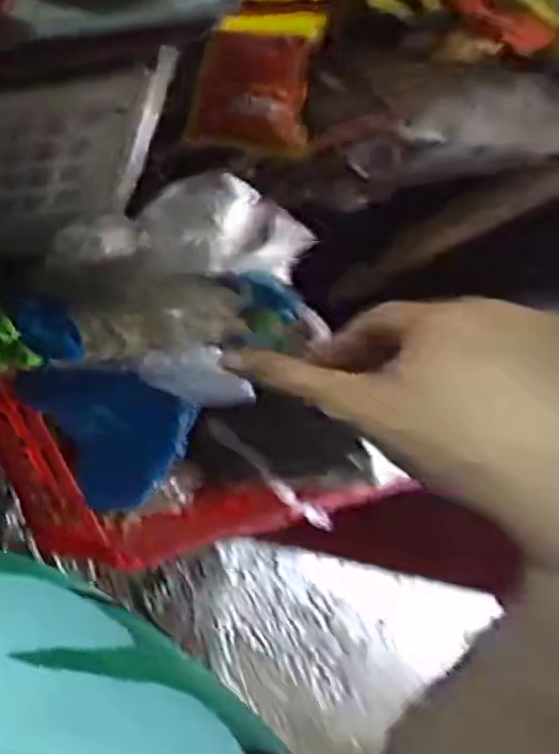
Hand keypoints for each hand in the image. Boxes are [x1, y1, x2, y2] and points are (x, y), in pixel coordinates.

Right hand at [226, 299, 558, 565]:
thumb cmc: (451, 439)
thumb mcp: (356, 407)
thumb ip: (290, 376)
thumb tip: (227, 356)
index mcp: (446, 315)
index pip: (370, 321)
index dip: (336, 351)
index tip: (323, 383)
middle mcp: (505, 314)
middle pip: (420, 332)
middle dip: (385, 361)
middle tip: (365, 398)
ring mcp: (554, 342)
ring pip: (468, 349)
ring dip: (435, 371)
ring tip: (419, 411)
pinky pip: (512, 366)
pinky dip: (484, 384)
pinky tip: (478, 419)